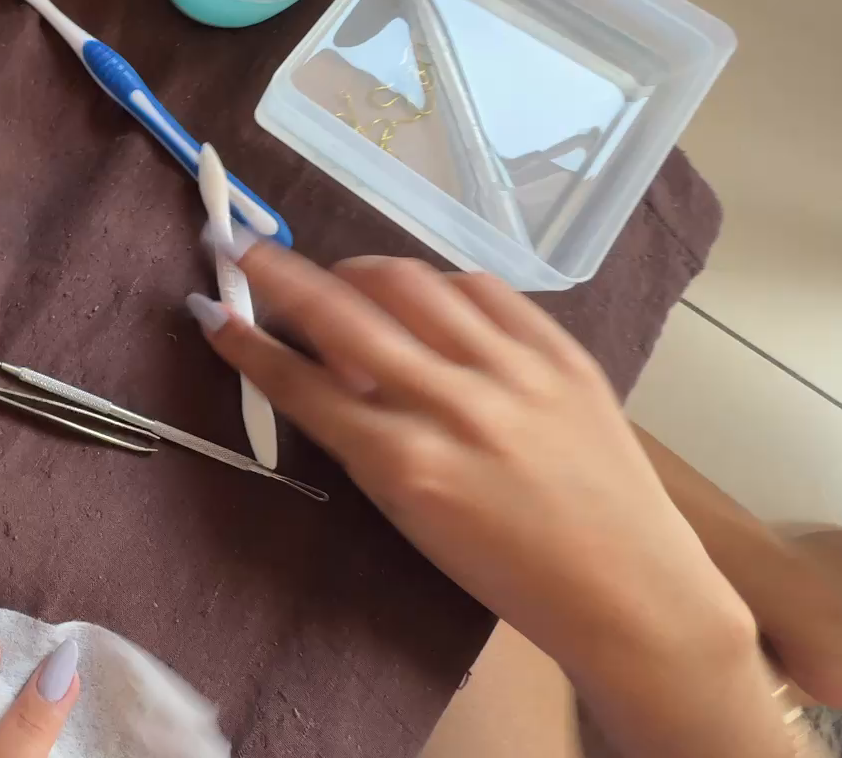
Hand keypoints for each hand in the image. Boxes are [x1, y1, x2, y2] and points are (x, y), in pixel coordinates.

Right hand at [186, 232, 792, 757]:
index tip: (208, 308)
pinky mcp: (565, 354)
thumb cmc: (493, 563)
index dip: (243, 342)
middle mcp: (453, 406)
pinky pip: (480, 287)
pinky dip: (433, 282)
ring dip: (353, 269)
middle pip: (339, 315)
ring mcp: (515, 372)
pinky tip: (418, 295)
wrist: (633, 596)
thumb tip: (304, 354)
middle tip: (236, 244)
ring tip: (336, 277)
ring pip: (408, 282)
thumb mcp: (399, 505)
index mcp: (403, 461)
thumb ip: (347, 426)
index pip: (298, 382)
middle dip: (274, 271)